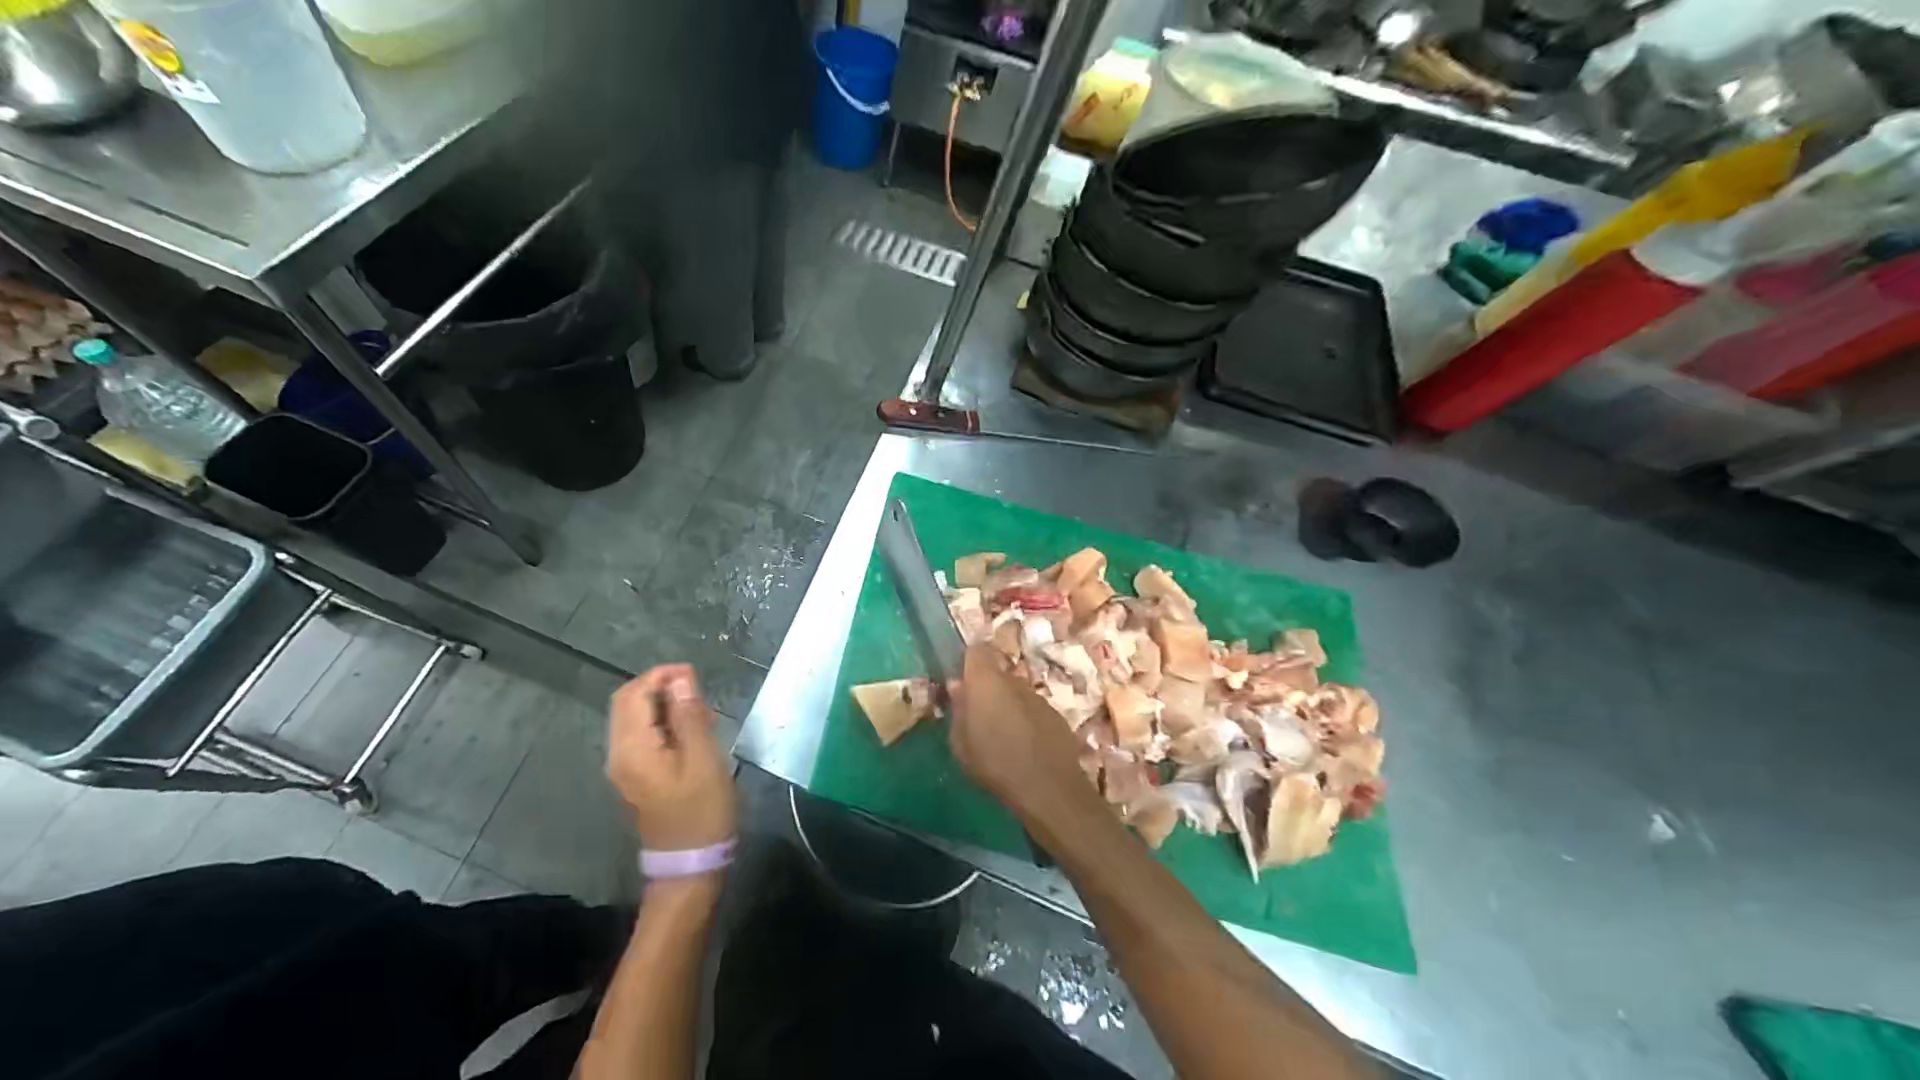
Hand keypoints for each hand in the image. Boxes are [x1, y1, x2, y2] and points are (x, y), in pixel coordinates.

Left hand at [606, 664, 735, 853]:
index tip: (695, 677)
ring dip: (663, 705)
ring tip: (700, 712)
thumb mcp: (704, 759)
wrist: (690, 864)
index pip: (634, 694)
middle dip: (660, 687)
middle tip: (698, 693)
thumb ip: (689, 716)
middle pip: (627, 703)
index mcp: (632, 748)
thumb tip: (681, 679)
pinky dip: (662, 723)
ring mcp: (624, 767)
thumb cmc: (701, 811)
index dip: (661, 676)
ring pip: (634, 718)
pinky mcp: (635, 775)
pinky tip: (690, 731)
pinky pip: (641, 735)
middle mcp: (618, 754)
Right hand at [950, 645, 1096, 827]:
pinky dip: (1027, 720)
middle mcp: (1015, 680)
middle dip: (988, 688)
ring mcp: (1039, 697)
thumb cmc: (994, 764)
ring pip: (1017, 692)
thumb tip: (958, 685)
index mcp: (986, 681)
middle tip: (979, 715)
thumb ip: (958, 709)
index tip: (962, 682)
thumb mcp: (961, 743)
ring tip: (1003, 735)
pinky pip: (1034, 710)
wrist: (1048, 788)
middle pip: (998, 673)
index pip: (977, 650)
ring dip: (1009, 705)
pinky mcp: (1057, 715)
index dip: (969, 662)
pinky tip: (1025, 746)